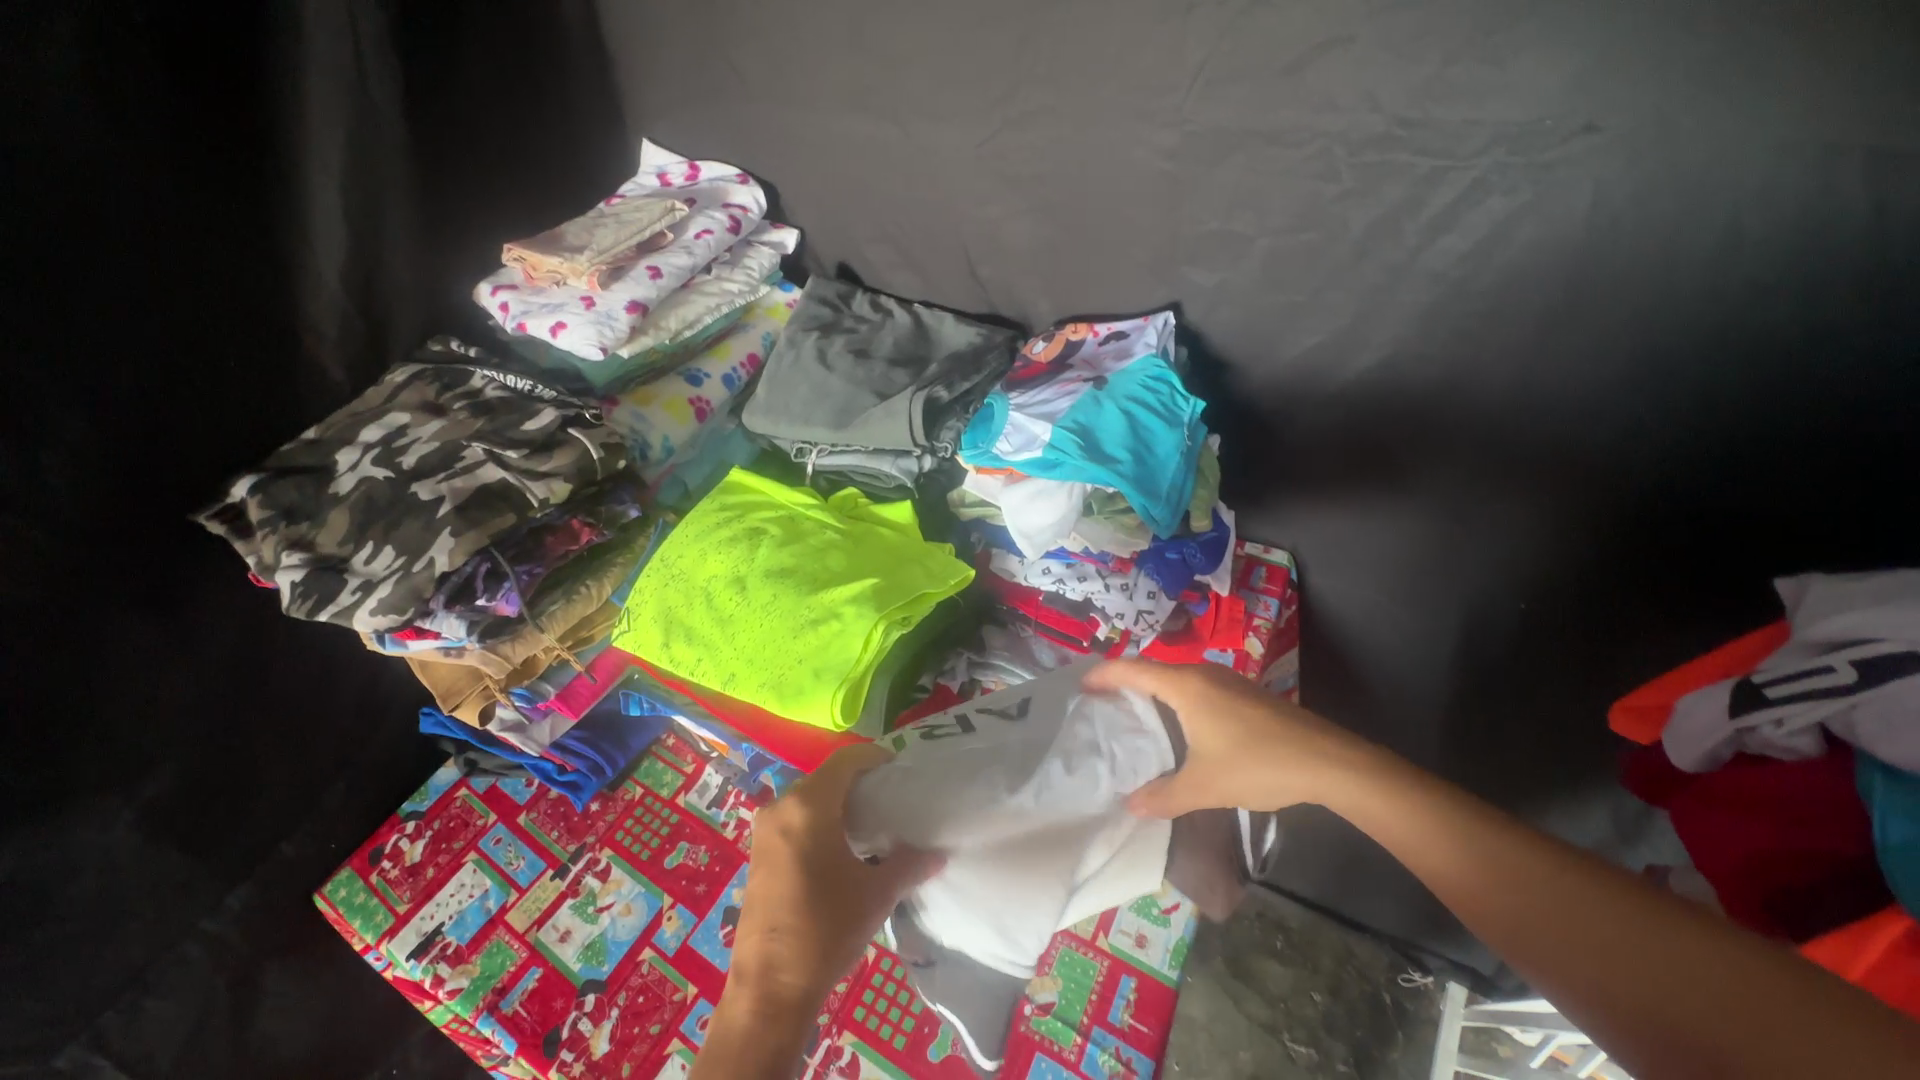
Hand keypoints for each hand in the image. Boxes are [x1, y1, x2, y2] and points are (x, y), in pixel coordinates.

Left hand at [726, 743, 943, 1015]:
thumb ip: (908, 864)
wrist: (771, 986)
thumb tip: (937, 853)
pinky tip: (845, 850)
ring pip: (809, 800)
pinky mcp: (759, 854)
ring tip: (875, 827)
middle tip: (895, 801)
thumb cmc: (826, 929)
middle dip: (860, 784)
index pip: (847, 760)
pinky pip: (795, 821)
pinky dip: (821, 823)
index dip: (877, 759)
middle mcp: (781, 808)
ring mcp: (765, 831)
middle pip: (827, 778)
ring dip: (840, 806)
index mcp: (808, 806)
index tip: (903, 773)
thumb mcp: (877, 894)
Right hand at [1084, 659, 1384, 816]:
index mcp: (1186, 686)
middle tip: (1103, 705)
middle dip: (1126, 683)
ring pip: (1179, 679)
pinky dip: (1178, 701)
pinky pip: (1198, 689)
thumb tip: (1130, 806)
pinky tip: (1181, 728)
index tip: (1081, 686)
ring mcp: (1229, 683)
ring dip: (1154, 692)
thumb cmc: (1257, 764)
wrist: (1328, 761)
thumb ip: (1162, 796)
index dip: (1104, 675)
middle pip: (1154, 670)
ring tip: (1135, 716)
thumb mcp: (1203, 786)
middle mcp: (1204, 675)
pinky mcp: (1247, 696)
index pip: (1132, 669)